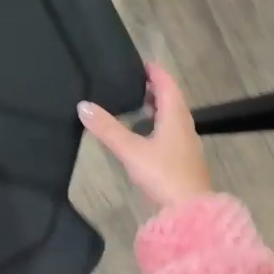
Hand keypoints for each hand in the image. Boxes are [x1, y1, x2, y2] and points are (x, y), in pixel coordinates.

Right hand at [78, 62, 212, 210]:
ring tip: (136, 106)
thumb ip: (107, 129)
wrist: (190, 209)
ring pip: (172, 117)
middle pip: (172, 100)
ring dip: (157, 108)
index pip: (168, 85)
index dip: (156, 72)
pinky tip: (143, 136)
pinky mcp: (183, 160)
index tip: (141, 63)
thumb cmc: (162, 174)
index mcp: (175, 117)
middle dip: (155, 89)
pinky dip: (157, 125)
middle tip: (134, 83)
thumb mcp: (130, 150)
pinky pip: (170, 133)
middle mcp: (184, 126)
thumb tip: (83, 105)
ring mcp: (185, 144)